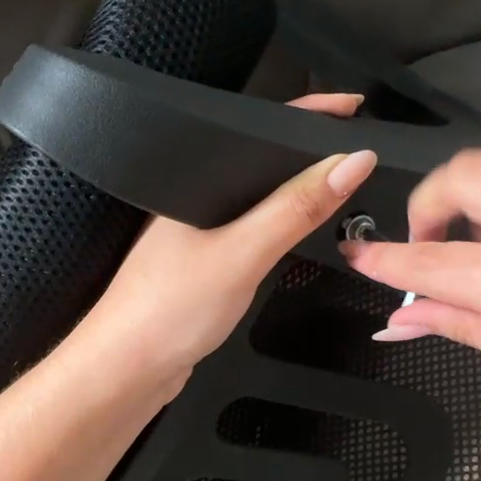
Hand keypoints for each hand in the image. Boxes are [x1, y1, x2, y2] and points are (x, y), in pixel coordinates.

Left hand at [72, 93, 375, 397]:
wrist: (126, 372)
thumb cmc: (162, 313)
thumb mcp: (241, 254)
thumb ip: (294, 208)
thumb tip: (348, 163)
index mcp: (192, 185)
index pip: (255, 133)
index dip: (306, 117)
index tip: (350, 108)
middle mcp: (191, 205)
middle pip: (258, 166)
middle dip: (306, 155)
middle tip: (355, 150)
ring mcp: (194, 236)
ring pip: (254, 204)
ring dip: (294, 195)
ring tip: (339, 186)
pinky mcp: (200, 267)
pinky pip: (247, 236)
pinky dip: (277, 232)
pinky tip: (295, 236)